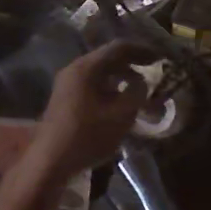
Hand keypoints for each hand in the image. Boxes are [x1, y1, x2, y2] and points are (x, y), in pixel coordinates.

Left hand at [25, 41, 151, 182]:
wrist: (50, 161)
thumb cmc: (87, 136)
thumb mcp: (121, 115)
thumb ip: (136, 93)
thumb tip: (142, 82)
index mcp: (86, 68)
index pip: (119, 48)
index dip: (142, 50)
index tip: (160, 58)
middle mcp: (74, 70)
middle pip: (108, 58)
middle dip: (132, 63)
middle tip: (153, 71)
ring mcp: (67, 83)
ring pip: (100, 71)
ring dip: (122, 76)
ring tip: (140, 88)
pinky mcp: (66, 97)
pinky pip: (93, 83)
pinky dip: (110, 86)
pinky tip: (121, 100)